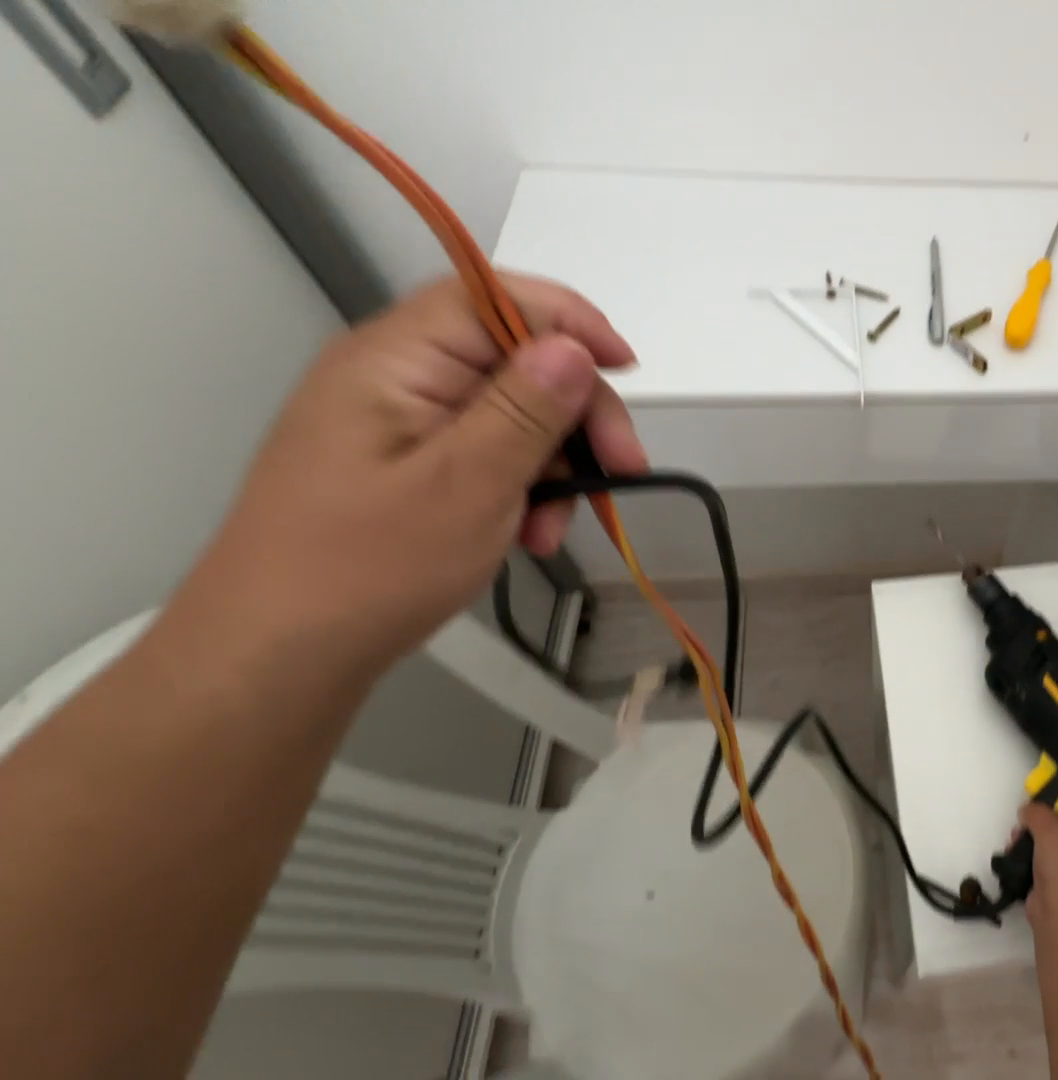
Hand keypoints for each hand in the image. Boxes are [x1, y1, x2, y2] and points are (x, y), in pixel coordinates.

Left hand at [173, 275, 646, 675]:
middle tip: (624, 470)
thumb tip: (573, 347)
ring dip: (555, 464)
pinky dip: (525, 489)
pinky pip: (490, 454)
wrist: (279, 654)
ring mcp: (404, 424)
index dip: (569, 320)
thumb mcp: (468, 485)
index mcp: (396, 360)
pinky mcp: (412, 466)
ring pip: (514, 414)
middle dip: (578, 413)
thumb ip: (526, 410)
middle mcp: (399, 377)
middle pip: (516, 361)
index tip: (627, 369)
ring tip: (556, 528)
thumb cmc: (370, 567)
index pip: (493, 297)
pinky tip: (530, 534)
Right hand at [1017, 803, 1057, 933]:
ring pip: (1050, 844)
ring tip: (1016, 837)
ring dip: (1031, 838)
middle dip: (1044, 822)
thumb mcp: (1050, 828)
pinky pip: (1040, 862)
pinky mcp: (1055, 883)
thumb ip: (1037, 812)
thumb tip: (1026, 810)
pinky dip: (1027, 857)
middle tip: (1028, 818)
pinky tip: (1013, 853)